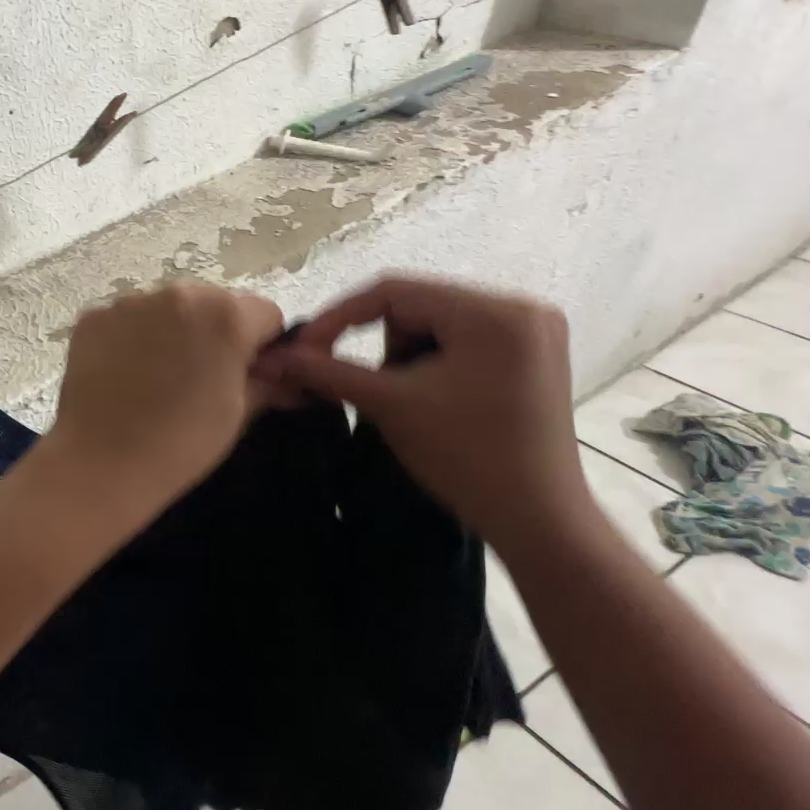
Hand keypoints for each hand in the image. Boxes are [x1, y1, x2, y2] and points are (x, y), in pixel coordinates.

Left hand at [45, 282, 283, 515]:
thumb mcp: (238, 412)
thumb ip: (265, 379)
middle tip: (198, 377)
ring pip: (166, 307)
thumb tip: (281, 372)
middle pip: (212, 302)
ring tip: (157, 376)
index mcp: (226, 314)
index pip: (265, 313)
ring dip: (170, 329)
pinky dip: (129, 337)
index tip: (246, 373)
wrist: (102, 461)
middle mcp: (177, 293)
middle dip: (213, 331)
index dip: (261, 344)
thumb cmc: (182, 442)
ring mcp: (128, 302)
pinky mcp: (92, 316)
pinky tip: (123, 373)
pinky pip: (124, 319)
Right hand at [254, 276, 588, 548]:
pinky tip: (436, 397)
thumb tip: (272, 357)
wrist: (536, 518)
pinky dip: (434, 362)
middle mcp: (522, 307)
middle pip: (417, 305)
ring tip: (410, 398)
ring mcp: (534, 332)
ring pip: (436, 323)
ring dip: (407, 355)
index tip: (305, 350)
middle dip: (383, 344)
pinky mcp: (534, 356)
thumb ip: (326, 371)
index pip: (394, 290)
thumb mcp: (387, 404)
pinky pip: (462, 340)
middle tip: (378, 389)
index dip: (339, 317)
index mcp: (493, 311)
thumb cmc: (463, 455)